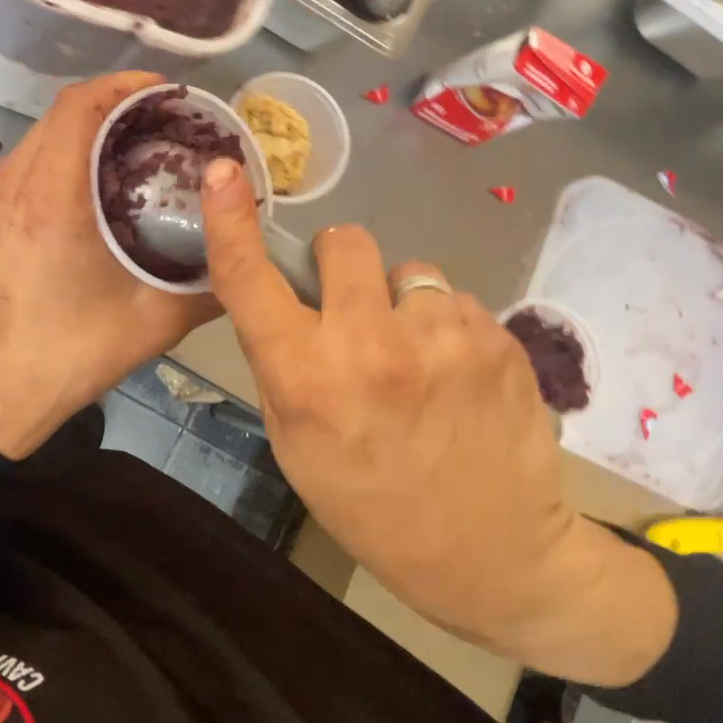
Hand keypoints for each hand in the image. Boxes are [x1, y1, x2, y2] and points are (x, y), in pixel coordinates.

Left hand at [0, 73, 221, 459]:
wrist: (4, 390)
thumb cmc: (76, 354)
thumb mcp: (157, 318)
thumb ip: (212, 280)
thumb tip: (247, 244)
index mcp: (51, 201)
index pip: (78, 108)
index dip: (122, 86)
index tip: (164, 93)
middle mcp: (13, 188)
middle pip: (59, 114)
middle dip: (111, 103)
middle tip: (161, 120)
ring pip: (40, 135)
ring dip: (85, 127)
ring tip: (133, 142)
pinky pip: (26, 161)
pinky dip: (62, 152)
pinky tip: (95, 176)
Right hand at [197, 158, 675, 686]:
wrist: (489, 551)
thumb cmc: (366, 502)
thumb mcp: (295, 442)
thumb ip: (283, 362)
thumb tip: (284, 297)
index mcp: (305, 377)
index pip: (252, 280)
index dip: (232, 222)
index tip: (224, 172)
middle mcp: (370, 343)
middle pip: (346, 242)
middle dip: (342, 268)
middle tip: (353, 312)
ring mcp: (443, 336)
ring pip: (408, 272)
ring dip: (400, 303)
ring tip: (416, 361)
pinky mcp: (498, 337)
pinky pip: (453, 301)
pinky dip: (444, 327)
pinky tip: (456, 378)